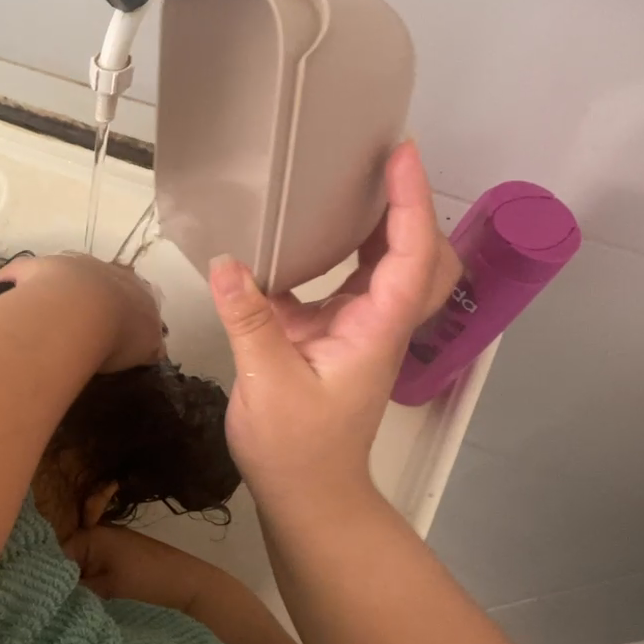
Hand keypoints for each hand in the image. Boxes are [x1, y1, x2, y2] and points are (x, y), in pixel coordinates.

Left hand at [0, 252, 164, 371]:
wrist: (82, 313)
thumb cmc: (119, 334)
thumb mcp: (146, 347)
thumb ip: (149, 347)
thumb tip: (153, 349)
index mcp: (135, 289)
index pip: (136, 295)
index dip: (126, 311)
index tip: (119, 327)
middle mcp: (104, 270)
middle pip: (101, 281)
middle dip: (94, 295)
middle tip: (83, 317)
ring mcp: (69, 266)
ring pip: (64, 272)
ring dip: (58, 285)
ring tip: (48, 304)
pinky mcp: (35, 268)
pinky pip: (20, 270)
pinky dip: (9, 276)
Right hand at [64, 524, 215, 609]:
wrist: (189, 582)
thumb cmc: (146, 581)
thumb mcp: (107, 588)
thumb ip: (78, 588)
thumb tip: (54, 593)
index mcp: (90, 535)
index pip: (57, 554)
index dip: (52, 574)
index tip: (49, 595)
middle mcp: (97, 533)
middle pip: (68, 557)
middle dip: (66, 577)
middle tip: (61, 601)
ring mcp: (110, 542)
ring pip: (83, 563)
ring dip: (81, 580)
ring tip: (77, 601)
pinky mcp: (120, 553)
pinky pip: (96, 564)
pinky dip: (94, 578)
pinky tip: (94, 596)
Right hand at [209, 142, 460, 509]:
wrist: (306, 491)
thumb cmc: (295, 445)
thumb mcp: (266, 381)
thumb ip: (249, 318)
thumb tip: (225, 261)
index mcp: (376, 329)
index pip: (409, 254)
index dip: (408, 201)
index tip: (399, 152)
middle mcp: (376, 322)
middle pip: (417, 255)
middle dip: (407, 206)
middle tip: (379, 162)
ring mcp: (355, 331)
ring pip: (383, 268)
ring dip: (374, 226)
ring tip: (345, 185)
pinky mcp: (330, 340)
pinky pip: (340, 286)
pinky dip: (331, 255)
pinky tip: (296, 240)